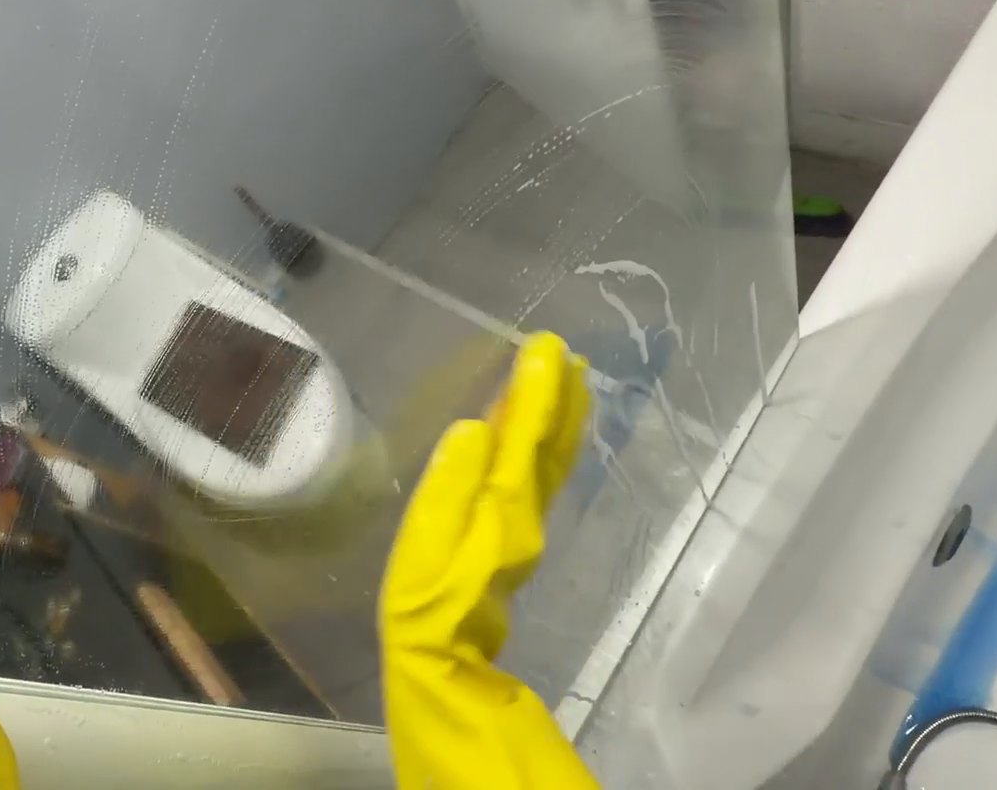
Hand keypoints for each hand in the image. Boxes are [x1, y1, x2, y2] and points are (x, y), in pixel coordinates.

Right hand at [379, 332, 600, 788]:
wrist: (443, 651)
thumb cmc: (424, 590)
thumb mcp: (426, 532)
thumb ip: (451, 478)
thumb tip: (474, 426)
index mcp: (502, 501)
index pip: (525, 433)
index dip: (536, 388)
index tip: (546, 345)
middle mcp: (526, 506)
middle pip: (552, 442)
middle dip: (561, 395)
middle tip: (570, 354)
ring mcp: (527, 520)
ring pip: (554, 457)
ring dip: (564, 415)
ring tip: (572, 379)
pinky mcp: (518, 530)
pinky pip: (542, 473)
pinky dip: (550, 442)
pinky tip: (546, 431)